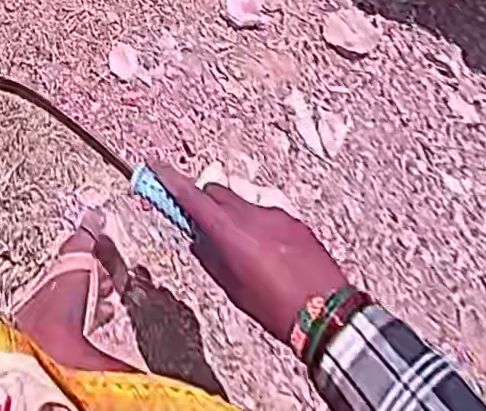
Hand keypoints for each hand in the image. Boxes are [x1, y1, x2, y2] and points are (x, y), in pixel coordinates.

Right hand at [149, 161, 345, 342]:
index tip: (155, 167)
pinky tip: (272, 253)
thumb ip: (210, 256)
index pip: (189, 195)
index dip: (169, 179)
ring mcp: (273, 215)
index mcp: (228, 230)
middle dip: (205, 201)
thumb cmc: (277, 309)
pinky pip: (266, 215)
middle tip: (204, 222)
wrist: (330, 318)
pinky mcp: (293, 221)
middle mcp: (248, 214)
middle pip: (214, 191)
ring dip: (235, 216)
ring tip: (248, 249)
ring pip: (241, 203)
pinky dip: (260, 226)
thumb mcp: (232, 287)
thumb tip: (198, 238)